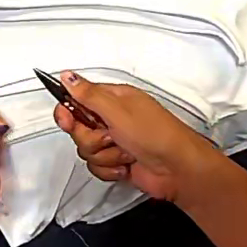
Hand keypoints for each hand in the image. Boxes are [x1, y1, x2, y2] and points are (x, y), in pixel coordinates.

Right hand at [53, 72, 223, 204]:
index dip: (68, 111)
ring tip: (124, 151)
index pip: (77, 100)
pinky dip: (109, 169)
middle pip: (78, 129)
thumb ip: (88, 94)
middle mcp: (112, 119)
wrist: (178, 169)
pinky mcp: (117, 162)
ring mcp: (115, 142)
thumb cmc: (157, 135)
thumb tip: (68, 76)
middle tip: (109, 136)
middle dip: (91, 138)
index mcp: (114, 99)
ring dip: (104, 155)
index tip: (68, 119)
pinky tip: (126, 165)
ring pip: (86, 151)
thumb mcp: (118, 110)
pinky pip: (96, 167)